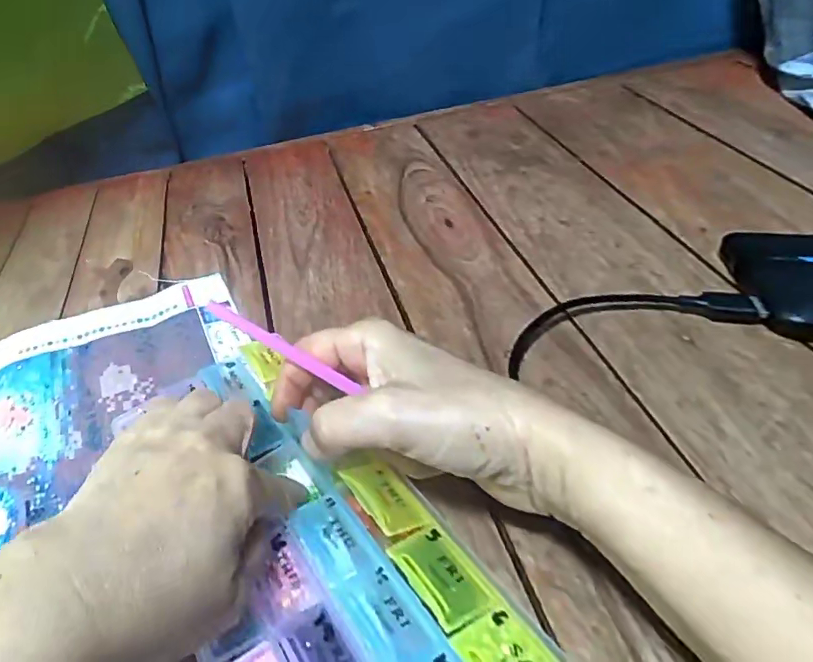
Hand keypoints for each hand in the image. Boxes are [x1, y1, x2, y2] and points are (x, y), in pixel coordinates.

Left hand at [28, 388, 307, 661]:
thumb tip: (256, 530)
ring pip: (202, 397)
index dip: (287, 497)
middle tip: (241, 461)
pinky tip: (170, 438)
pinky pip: (164, 404)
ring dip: (212, 416)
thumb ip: (252, 557)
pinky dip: (176, 416)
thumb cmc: (162, 600)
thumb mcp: (228, 601)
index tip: (288, 502)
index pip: (277, 486)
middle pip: (240, 413)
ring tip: (205, 441)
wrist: (86, 579)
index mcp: (238, 485)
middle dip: (250, 434)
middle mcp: (205, 444)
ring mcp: (165, 430)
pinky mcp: (131, 430)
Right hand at [270, 317, 580, 514]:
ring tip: (342, 467)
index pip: (306, 352)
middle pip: (325, 383)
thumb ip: (330, 425)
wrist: (533, 449)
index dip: (287, 382)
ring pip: (349, 414)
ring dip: (343, 440)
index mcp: (365, 340)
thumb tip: (306, 443)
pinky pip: (376, 435)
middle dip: (314, 415)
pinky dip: (372, 453)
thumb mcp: (382, 415)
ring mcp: (399, 392)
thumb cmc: (453, 417)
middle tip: (308, 451)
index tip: (279, 423)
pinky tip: (384, 472)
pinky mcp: (418, 423)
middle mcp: (377, 359)